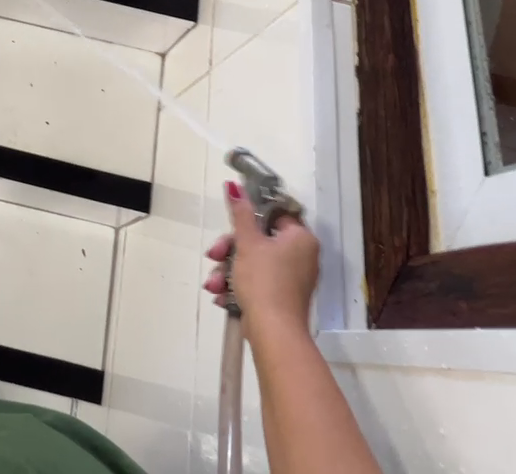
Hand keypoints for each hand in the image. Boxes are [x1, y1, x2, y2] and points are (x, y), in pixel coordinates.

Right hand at [202, 181, 318, 335]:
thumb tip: (233, 184)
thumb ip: (239, 212)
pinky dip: (237, 285)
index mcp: (300, 238)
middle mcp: (302, 256)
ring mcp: (292, 279)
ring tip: (213, 284)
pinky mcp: (282, 297)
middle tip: (213, 255)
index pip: (274, 215)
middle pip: (258, 240)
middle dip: (229, 250)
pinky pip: (257, 282)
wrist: (273, 331)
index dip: (249, 217)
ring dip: (227, 270)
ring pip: (253, 263)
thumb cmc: (263, 280)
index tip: (231, 225)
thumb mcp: (246, 241)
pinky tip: (221, 295)